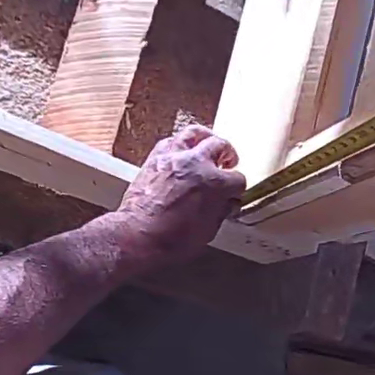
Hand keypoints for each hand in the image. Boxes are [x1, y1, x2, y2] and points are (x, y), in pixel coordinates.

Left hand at [107, 125, 246, 264]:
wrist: (138, 237)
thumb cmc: (171, 240)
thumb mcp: (207, 232)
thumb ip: (219, 212)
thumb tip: (224, 205)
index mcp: (215, 183)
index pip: (236, 179)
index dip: (236, 189)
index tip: (232, 194)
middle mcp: (197, 163)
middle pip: (220, 145)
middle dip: (227, 155)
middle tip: (227, 162)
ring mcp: (174, 157)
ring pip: (194, 133)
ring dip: (205, 138)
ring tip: (207, 145)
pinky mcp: (155, 159)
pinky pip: (170, 142)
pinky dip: (179, 145)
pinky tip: (181, 153)